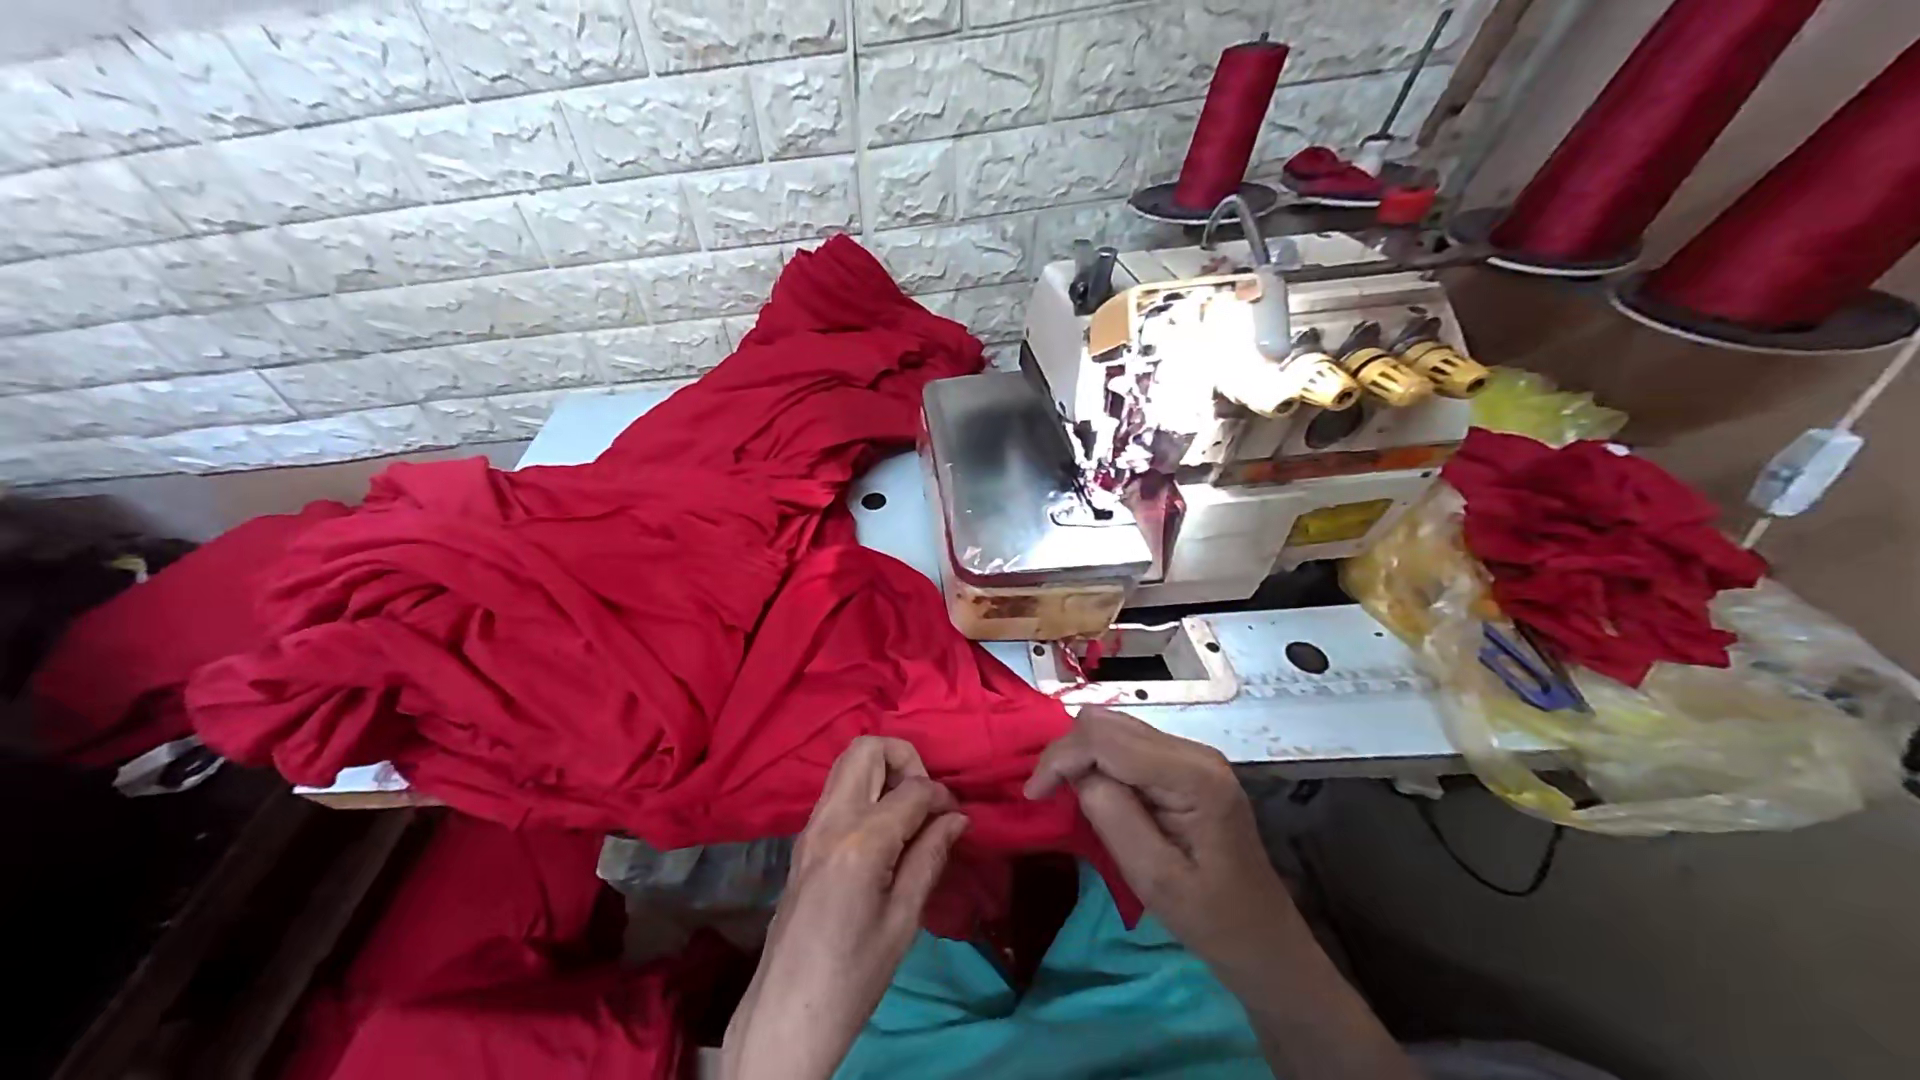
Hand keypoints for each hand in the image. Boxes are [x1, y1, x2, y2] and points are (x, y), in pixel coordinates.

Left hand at [720, 736, 968, 1079]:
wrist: (785, 1016)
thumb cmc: (853, 977)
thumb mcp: (903, 921)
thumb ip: (929, 857)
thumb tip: (956, 817)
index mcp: (860, 842)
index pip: (911, 789)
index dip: (941, 796)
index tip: (954, 817)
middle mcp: (830, 821)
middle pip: (866, 749)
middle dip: (904, 758)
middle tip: (924, 800)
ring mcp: (810, 827)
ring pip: (847, 764)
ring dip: (883, 772)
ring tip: (908, 814)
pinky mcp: (803, 841)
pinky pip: (837, 791)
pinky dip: (866, 791)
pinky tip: (885, 831)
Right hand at [1024, 706, 1293, 965]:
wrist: (1261, 937)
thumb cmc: (1210, 918)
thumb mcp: (1153, 877)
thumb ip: (1112, 816)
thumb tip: (1079, 775)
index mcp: (1194, 776)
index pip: (1107, 738)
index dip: (1061, 757)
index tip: (1033, 794)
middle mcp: (1194, 751)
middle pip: (1108, 723)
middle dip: (1067, 752)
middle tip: (1045, 793)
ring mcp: (1191, 755)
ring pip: (1114, 727)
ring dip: (1080, 754)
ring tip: (1061, 791)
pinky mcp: (1184, 765)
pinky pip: (1126, 743)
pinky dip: (1097, 758)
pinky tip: (1090, 788)